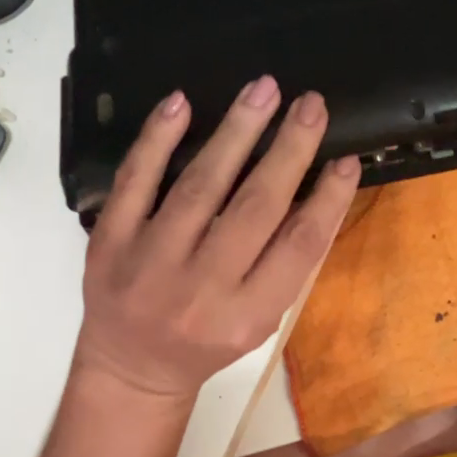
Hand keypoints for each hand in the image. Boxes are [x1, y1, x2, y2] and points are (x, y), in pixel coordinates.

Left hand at [72, 77, 360, 406]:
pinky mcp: (110, 241)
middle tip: (312, 105)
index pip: (297, 247)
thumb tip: (315, 192)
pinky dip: (156, 140)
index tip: (346, 161)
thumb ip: (285, 266)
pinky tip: (181, 104)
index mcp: (247, 314)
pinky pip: (134, 182)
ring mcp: (151, 261)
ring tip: (264, 89)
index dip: (327, 201)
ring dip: (235, 132)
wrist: (133, 367)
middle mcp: (201, 288)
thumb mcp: (261, 321)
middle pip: (254, 207)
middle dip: (288, 150)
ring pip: (199, 186)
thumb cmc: (210, 343)